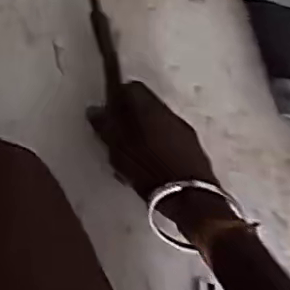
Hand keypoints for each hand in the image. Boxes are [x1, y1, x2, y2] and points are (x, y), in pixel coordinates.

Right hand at [87, 81, 235, 233]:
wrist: (195, 202)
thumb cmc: (151, 171)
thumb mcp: (119, 151)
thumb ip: (105, 127)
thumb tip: (94, 109)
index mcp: (149, 108)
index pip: (132, 87)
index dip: (118, 97)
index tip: (109, 114)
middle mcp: (169, 113)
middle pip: (146, 105)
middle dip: (132, 117)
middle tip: (119, 138)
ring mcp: (185, 131)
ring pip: (159, 123)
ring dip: (146, 133)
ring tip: (135, 157)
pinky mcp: (196, 151)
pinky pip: (171, 139)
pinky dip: (161, 146)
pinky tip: (153, 167)